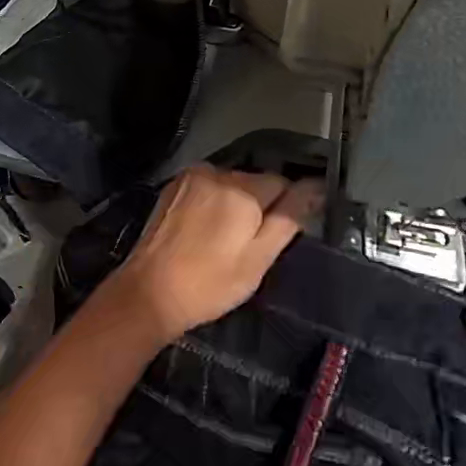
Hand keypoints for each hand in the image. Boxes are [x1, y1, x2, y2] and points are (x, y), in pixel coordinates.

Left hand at [103, 165, 320, 341]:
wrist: (149, 292)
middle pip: (256, 182)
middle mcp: (218, 172)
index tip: (276, 237)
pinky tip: (203, 232)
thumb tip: (316, 187)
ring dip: (235, 204)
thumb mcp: (258, 259)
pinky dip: (213, 202)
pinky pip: (208, 186)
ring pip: (231, 184)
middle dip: (259, 207)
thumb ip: (289, 218)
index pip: (283, 184)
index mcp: (243, 190)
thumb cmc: (210, 283)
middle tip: (247, 247)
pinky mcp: (175, 185)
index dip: (285, 210)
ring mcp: (193, 176)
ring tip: (222, 242)